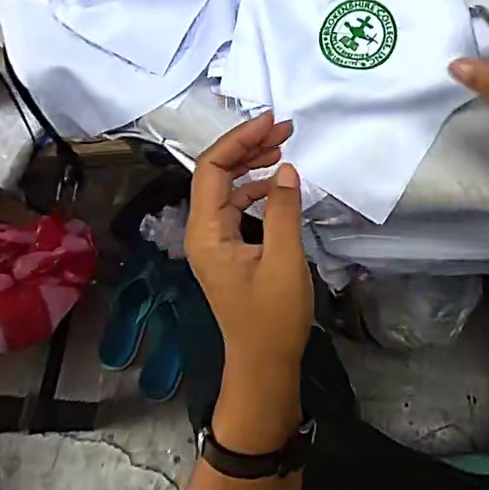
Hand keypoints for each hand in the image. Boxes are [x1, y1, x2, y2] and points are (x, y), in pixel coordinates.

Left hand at [187, 113, 313, 450]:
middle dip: (247, 145)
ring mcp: (214, 239)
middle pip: (216, 172)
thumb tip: (285, 169)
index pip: (212, 168)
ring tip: (282, 146)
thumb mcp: (284, 262)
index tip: (271, 123)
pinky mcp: (228, 247)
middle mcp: (203, 230)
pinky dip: (255, 186)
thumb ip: (283, 211)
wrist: (264, 366)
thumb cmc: (273, 320)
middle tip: (283, 128)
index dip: (239, 140)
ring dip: (251, 163)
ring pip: (226, 186)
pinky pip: (236, 204)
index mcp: (206, 232)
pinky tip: (276, 182)